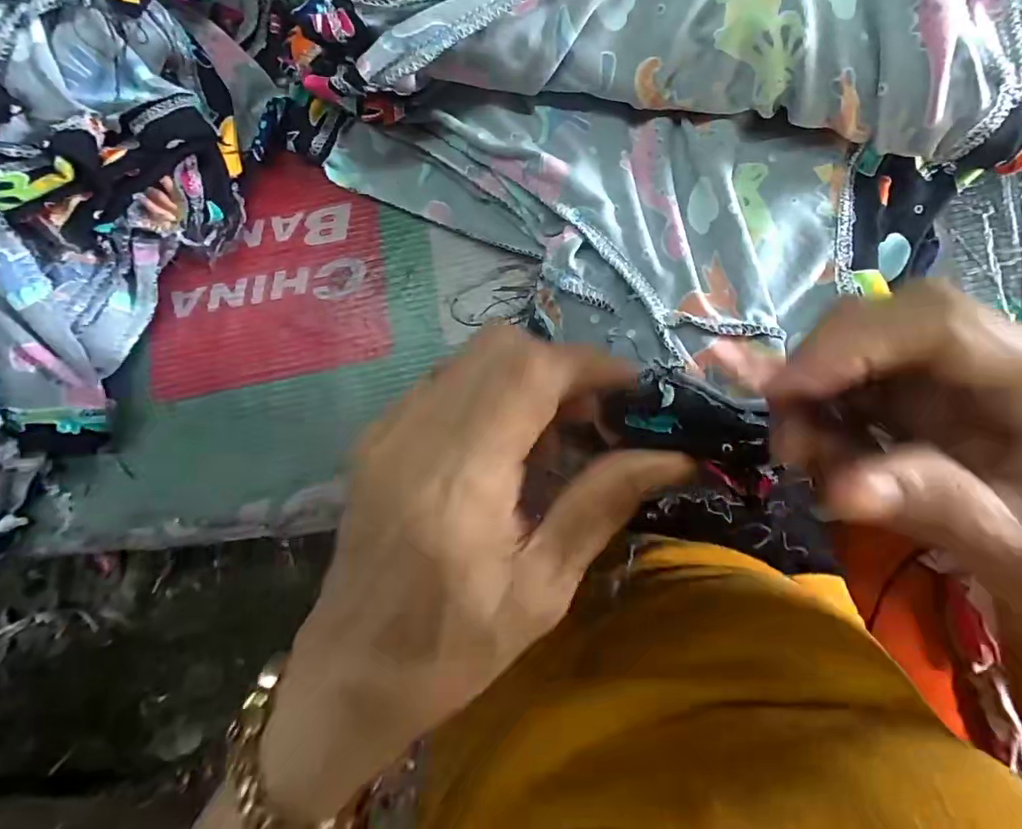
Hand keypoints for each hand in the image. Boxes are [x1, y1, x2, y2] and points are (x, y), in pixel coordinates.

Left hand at [257, 326, 692, 820]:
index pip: (530, 372)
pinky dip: (490, 391)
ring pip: (473, 357)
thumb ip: (601, 504)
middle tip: (593, 418)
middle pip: (502, 347)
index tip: (633, 391)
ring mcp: (389, 428)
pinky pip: (446, 381)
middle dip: (561, 367)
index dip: (589, 365)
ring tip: (552, 437)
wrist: (350, 673)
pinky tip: (503, 445)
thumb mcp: (541, 590)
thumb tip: (672, 456)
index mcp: (460, 476)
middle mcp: (417, 433)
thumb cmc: (452, 647)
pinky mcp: (376, 434)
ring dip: (526, 376)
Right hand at [765, 280, 1021, 641]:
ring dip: (817, 393)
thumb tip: (840, 488)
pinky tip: (812, 445)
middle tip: (787, 434)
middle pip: (894, 321)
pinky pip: (866, 383)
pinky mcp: (939, 399)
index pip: (940, 324)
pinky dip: (825, 410)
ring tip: (799, 455)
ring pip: (869, 348)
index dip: (854, 342)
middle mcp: (1007, 361)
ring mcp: (968, 378)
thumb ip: (944, 512)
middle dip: (825, 366)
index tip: (787, 388)